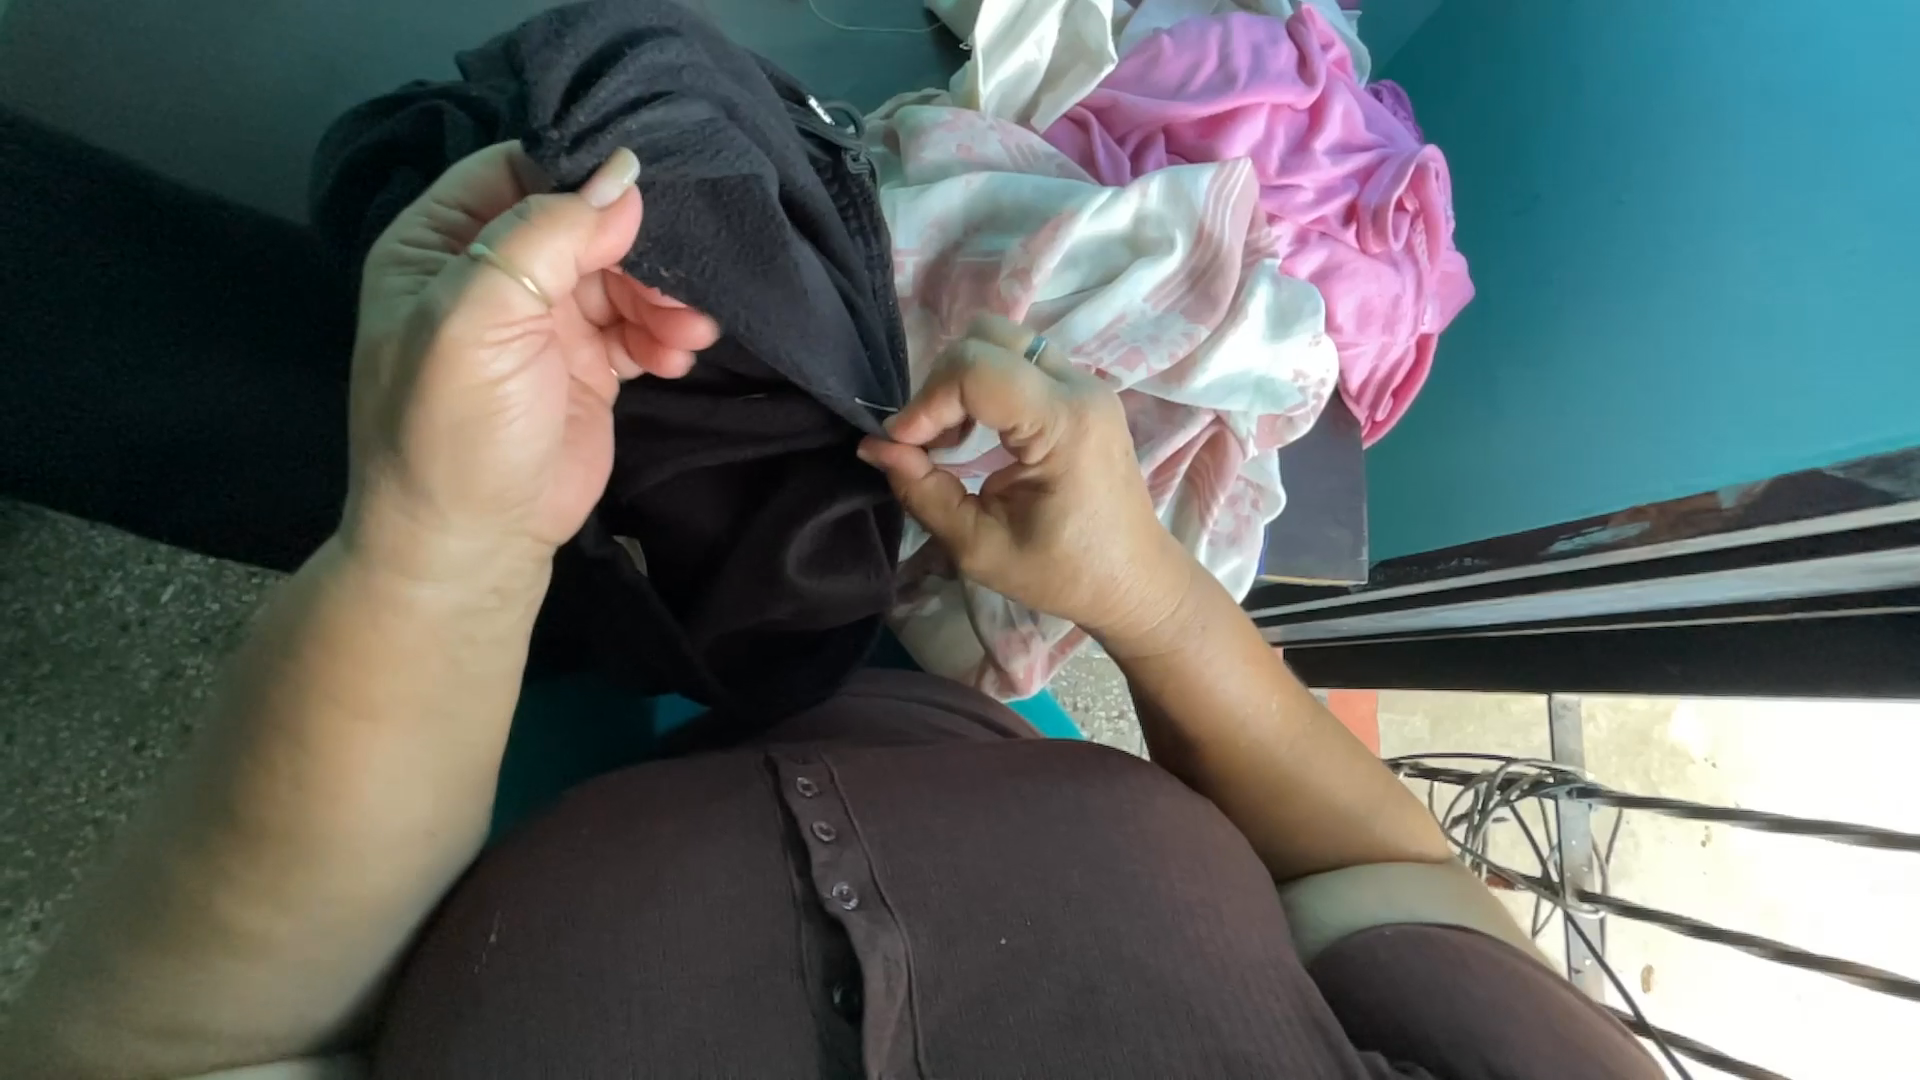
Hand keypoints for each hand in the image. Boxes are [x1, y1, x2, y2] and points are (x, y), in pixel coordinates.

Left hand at [344, 141, 720, 582]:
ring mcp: (548, 326)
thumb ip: (548, 239)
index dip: (582, 180)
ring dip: (661, 302)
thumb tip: (624, 174)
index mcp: (443, 245)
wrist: (479, 539)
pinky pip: (637, 331)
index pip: (520, 175)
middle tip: (677, 288)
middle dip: (638, 255)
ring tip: (687, 334)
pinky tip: (676, 359)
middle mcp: (497, 277)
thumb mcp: (482, 319)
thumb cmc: (457, 429)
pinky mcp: (589, 369)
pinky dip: (663, 339)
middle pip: (585, 232)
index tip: (645, 201)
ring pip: (620, 282)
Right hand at [858, 314, 1199, 654]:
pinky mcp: (1079, 392)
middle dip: (941, 385)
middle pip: (987, 338)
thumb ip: (924, 493)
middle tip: (927, 443)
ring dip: (961, 382)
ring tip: (950, 439)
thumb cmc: (1063, 574)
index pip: (976, 369)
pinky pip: (1017, 362)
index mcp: (1065, 424)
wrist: (1132, 579)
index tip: (903, 447)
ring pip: (1001, 341)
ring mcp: (1085, 384)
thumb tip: (874, 447)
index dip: (926, 403)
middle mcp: (1080, 388)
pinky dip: (982, 386)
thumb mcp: (980, 548)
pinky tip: (974, 434)